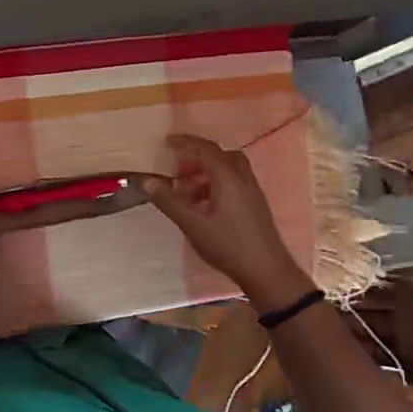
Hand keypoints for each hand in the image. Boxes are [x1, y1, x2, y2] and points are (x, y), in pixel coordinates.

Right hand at [146, 134, 315, 309]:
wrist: (266, 269)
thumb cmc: (228, 245)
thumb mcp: (192, 224)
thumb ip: (169, 201)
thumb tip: (147, 181)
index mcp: (227, 177)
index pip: (206, 149)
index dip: (185, 142)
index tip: (167, 142)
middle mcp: (242, 178)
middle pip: (219, 156)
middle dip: (196, 158)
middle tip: (176, 168)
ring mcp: (251, 191)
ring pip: (228, 170)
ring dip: (205, 173)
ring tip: (186, 191)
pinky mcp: (254, 204)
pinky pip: (233, 183)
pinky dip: (215, 185)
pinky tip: (203, 206)